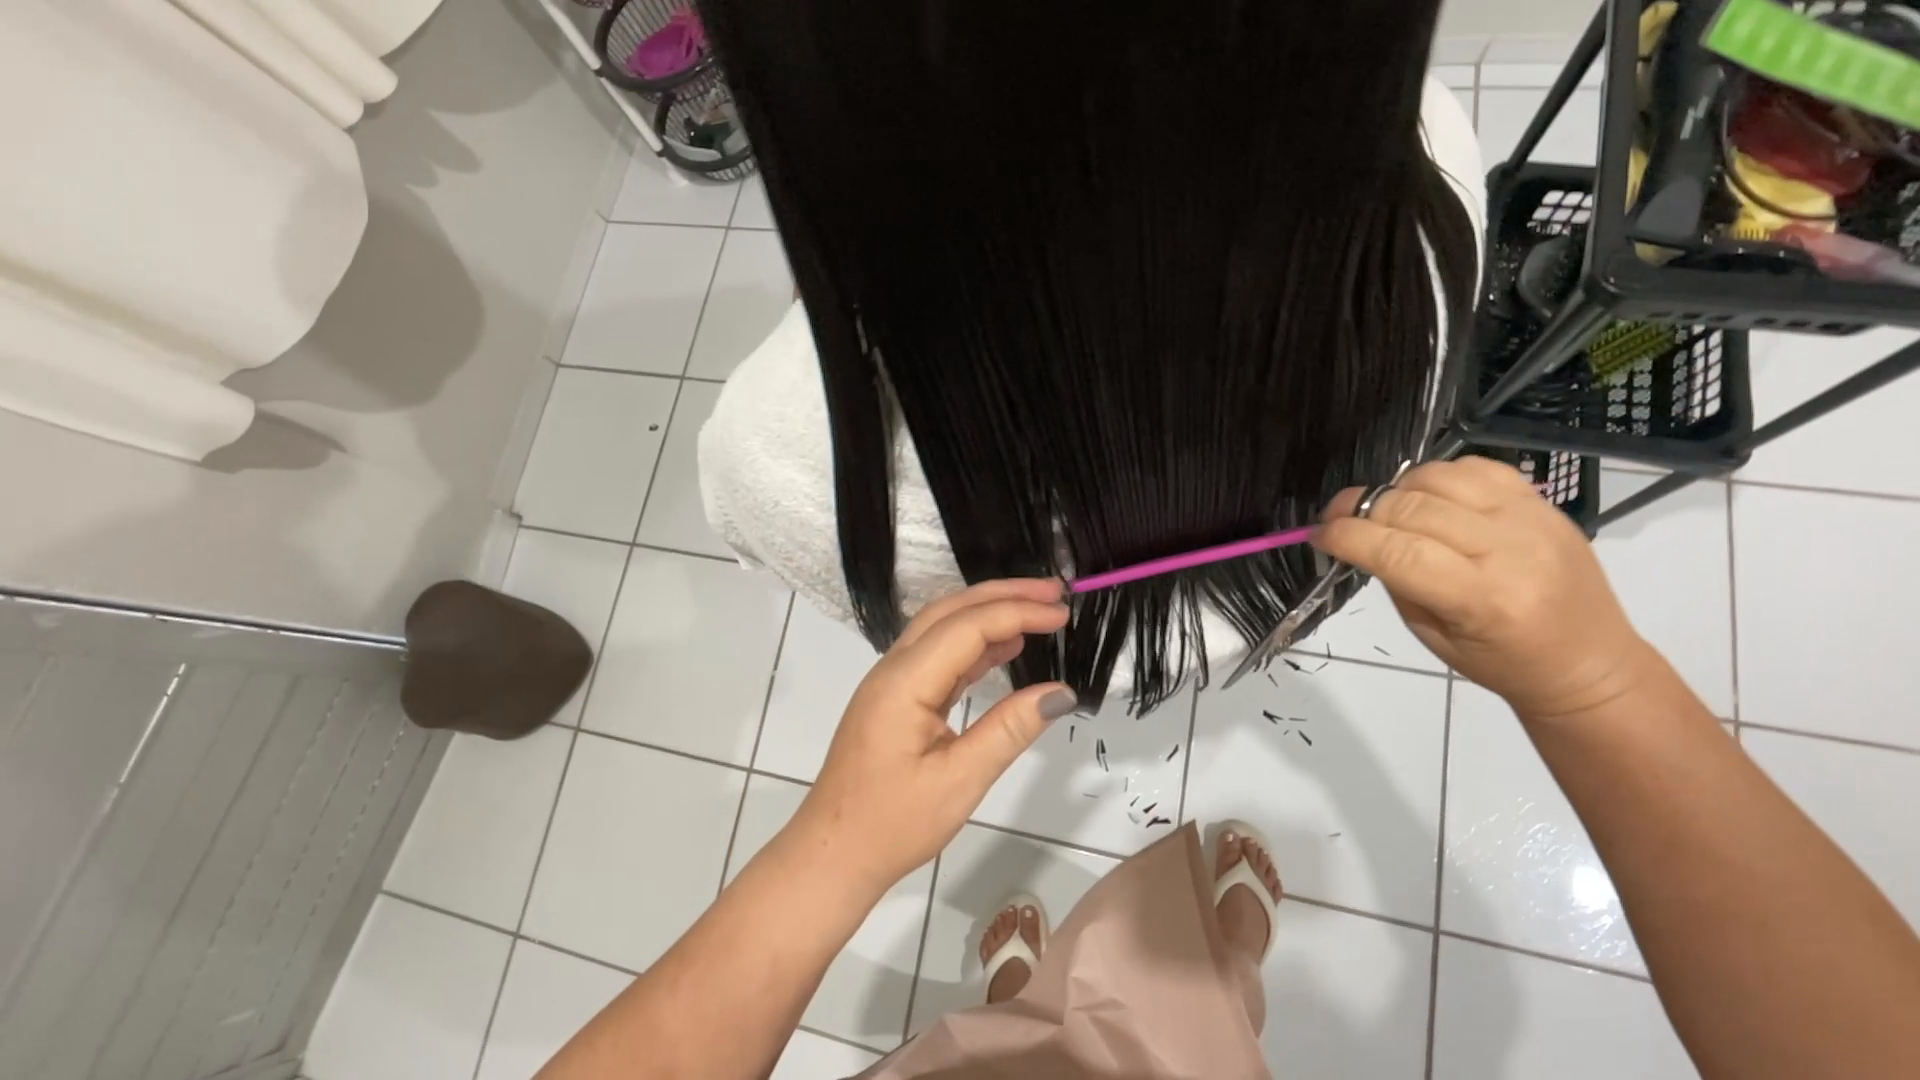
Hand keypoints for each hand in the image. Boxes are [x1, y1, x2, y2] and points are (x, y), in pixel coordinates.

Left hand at [787, 579, 1077, 893]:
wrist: (833, 854)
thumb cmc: (893, 824)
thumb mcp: (960, 780)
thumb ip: (1009, 729)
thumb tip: (1060, 692)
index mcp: (905, 682)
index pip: (967, 627)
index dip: (1017, 613)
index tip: (1063, 613)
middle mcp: (894, 670)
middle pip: (950, 612)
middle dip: (1002, 596)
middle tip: (1054, 593)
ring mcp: (891, 684)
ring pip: (942, 629)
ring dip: (988, 615)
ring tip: (1037, 613)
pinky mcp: (895, 701)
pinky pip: (937, 658)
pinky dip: (974, 646)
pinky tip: (1004, 651)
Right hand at [1315, 458, 1657, 721]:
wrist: (1587, 661)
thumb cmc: (1502, 663)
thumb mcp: (1433, 636)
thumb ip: (1398, 581)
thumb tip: (1360, 538)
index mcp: (1482, 600)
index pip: (1396, 551)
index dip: (1346, 536)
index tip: (1318, 535)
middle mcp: (1509, 550)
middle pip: (1412, 508)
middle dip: (1362, 509)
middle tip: (1337, 519)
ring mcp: (1530, 518)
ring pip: (1440, 477)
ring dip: (1398, 489)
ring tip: (1385, 509)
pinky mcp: (1542, 502)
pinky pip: (1476, 468)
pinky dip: (1439, 476)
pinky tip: (1429, 498)